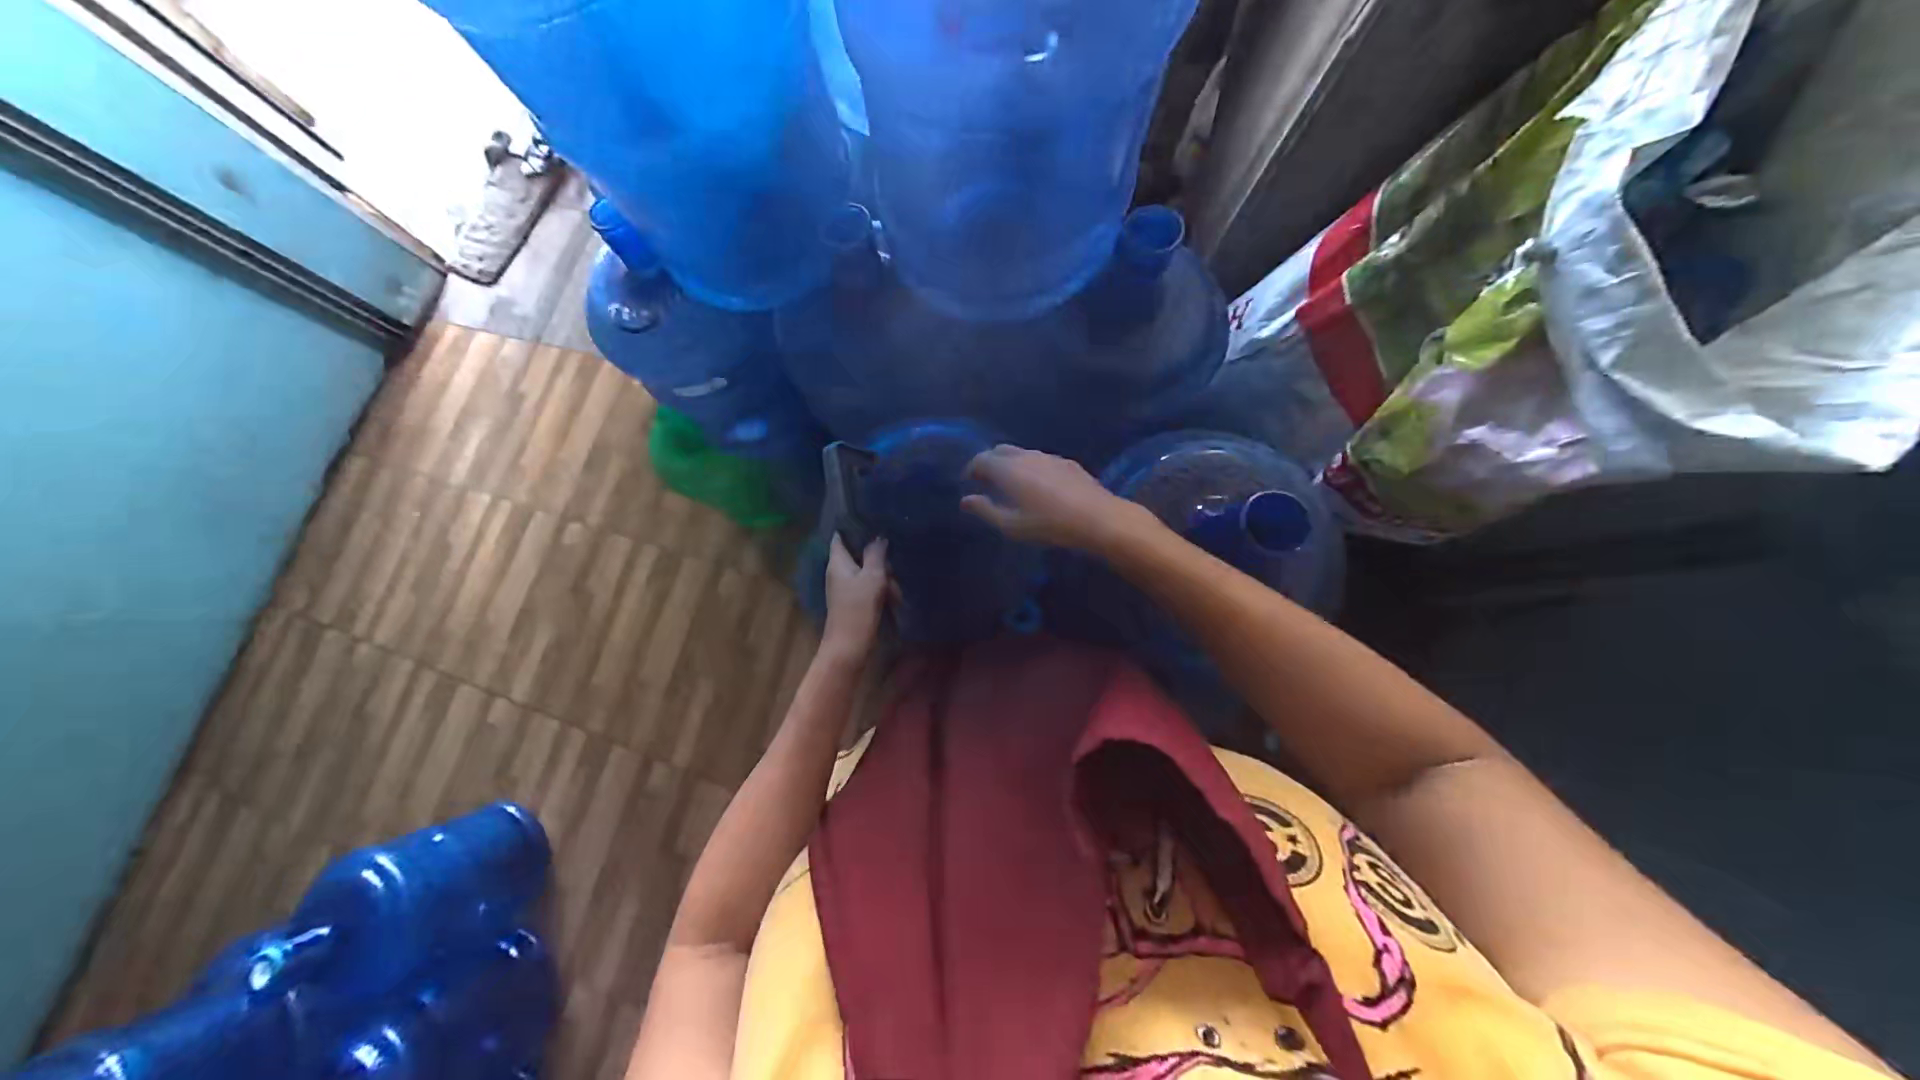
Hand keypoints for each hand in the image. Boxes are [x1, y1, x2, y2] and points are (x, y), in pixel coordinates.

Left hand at [822, 535, 889, 660]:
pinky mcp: (852, 601)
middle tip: (892, 569)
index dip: (853, 528)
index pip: (840, 537)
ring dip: (883, 579)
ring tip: (895, 593)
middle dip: (878, 561)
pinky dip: (880, 591)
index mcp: (837, 562)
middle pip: (859, 555)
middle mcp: (837, 572)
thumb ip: (876, 554)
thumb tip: (879, 538)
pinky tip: (892, 600)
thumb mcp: (872, 577)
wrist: (849, 644)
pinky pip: (868, 587)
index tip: (872, 523)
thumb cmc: (859, 608)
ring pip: (867, 573)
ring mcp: (844, 587)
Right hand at [960, 444, 1148, 554]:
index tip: (969, 481)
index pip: (981, 459)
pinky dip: (1032, 467)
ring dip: (1012, 463)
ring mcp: (1049, 457)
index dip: (972, 469)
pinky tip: (1040, 486)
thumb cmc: (1047, 525)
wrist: (1096, 518)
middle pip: (1000, 450)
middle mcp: (1026, 456)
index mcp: (1008, 469)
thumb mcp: (1011, 525)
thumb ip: (985, 510)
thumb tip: (966, 500)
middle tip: (988, 481)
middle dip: (990, 461)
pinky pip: (1041, 460)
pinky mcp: (1067, 463)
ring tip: (1012, 484)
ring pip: (1022, 453)